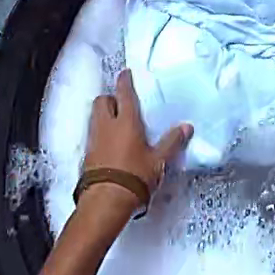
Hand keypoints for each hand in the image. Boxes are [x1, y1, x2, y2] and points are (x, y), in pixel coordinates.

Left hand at [81, 70, 192, 221]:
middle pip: (102, 100)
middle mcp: (106, 125)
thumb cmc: (135, 177)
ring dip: (104, 114)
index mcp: (126, 122)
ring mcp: (94, 139)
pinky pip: (93, 134)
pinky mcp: (87, 154)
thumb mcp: (159, 161)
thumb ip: (172, 142)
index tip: (125, 73)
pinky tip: (110, 142)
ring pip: (95, 116)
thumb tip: (187, 127)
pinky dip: (100, 132)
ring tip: (116, 121)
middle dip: (110, 97)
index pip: (124, 94)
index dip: (124, 81)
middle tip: (121, 102)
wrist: (105, 201)